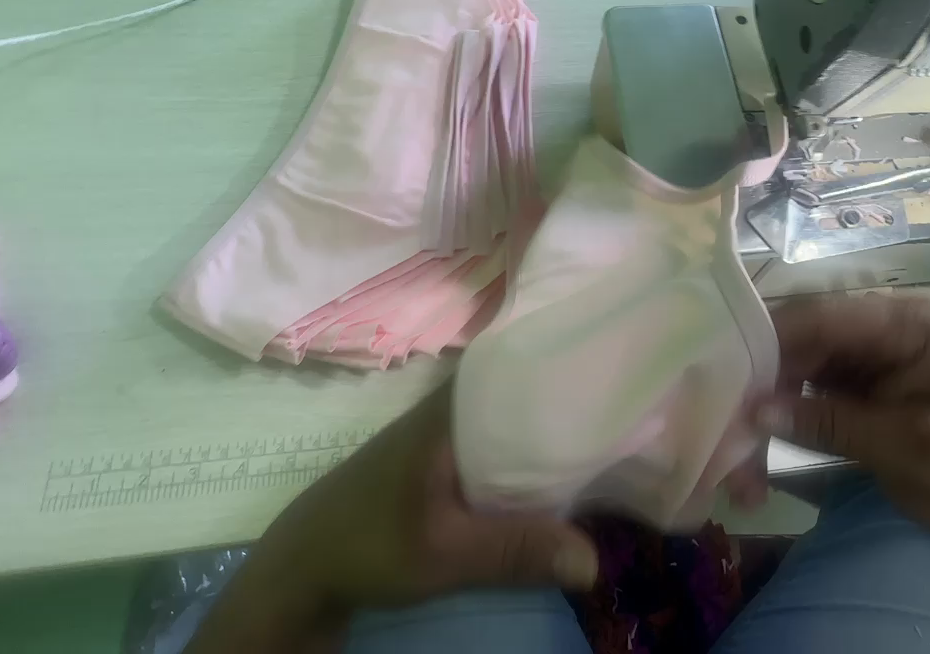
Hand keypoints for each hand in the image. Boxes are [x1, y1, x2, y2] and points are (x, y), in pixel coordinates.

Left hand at [190, 383, 598, 651]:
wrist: (304, 565)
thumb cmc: (369, 542)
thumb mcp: (444, 553)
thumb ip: (515, 551)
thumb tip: (595, 562)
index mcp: (453, 406)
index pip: (521, 364)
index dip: (567, 365)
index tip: (616, 370)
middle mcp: (451, 406)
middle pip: (522, 391)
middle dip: (568, 401)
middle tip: (625, 410)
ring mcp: (444, 429)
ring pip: (510, 417)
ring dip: (548, 430)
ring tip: (604, 436)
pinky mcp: (440, 456)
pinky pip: (496, 440)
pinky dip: (525, 452)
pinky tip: (553, 471)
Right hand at [751, 293, 929, 546]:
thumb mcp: (907, 449)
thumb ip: (832, 423)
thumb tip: (757, 411)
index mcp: (905, 323)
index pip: (825, 317)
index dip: (772, 343)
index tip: (729, 378)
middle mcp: (879, 326)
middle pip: (800, 340)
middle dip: (763, 384)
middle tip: (728, 431)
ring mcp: (864, 353)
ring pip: (792, 365)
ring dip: (764, 407)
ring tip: (740, 461)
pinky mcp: (851, 381)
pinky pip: (802, 387)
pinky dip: (780, 418)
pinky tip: (757, 454)